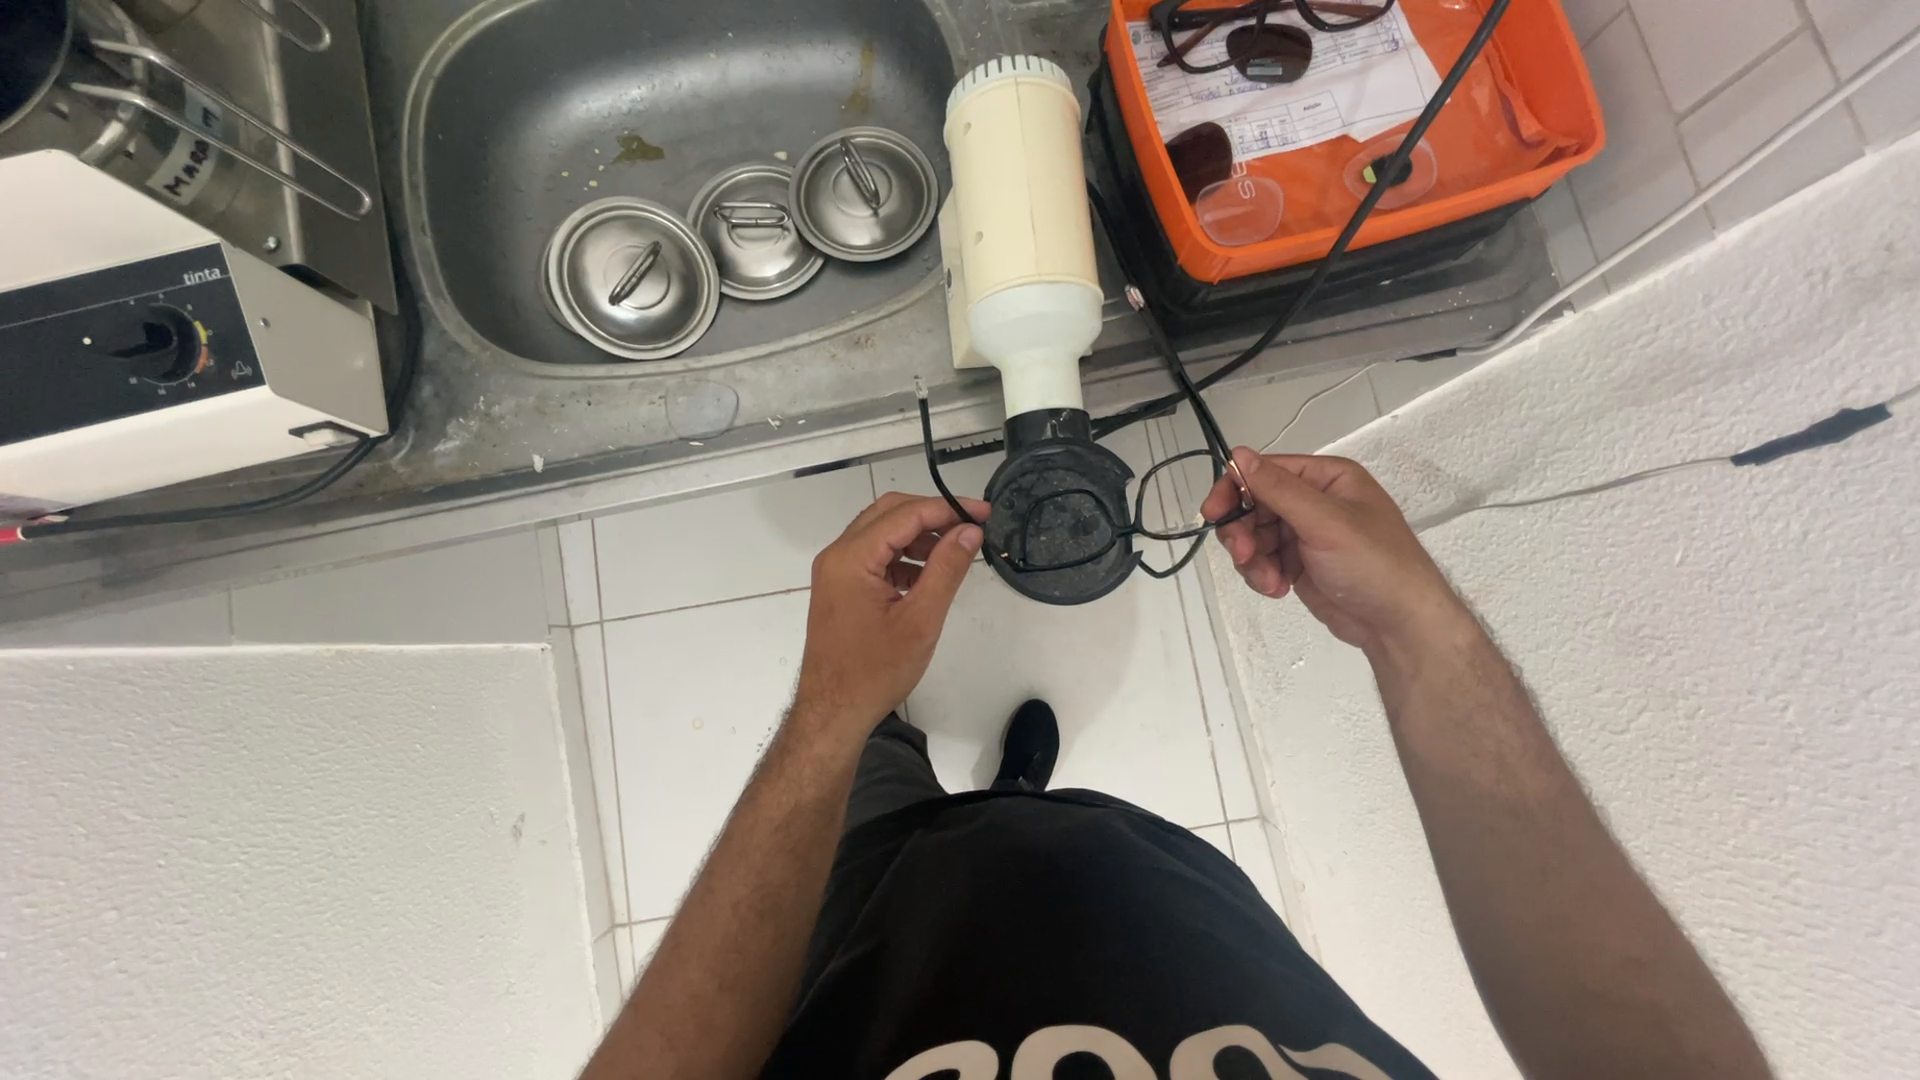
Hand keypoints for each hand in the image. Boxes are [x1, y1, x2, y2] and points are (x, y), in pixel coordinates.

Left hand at [792, 492, 987, 740]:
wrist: (833, 712)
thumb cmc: (876, 671)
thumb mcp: (920, 620)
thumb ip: (946, 569)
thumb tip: (970, 531)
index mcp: (851, 558)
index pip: (905, 514)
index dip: (948, 508)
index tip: (984, 513)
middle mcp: (838, 555)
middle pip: (889, 514)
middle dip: (933, 515)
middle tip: (972, 526)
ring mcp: (836, 571)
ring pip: (882, 533)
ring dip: (919, 536)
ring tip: (956, 552)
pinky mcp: (840, 587)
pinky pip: (875, 556)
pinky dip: (904, 557)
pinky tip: (929, 575)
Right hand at [1201, 447, 1467, 654]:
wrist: (1399, 625)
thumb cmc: (1373, 564)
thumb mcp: (1324, 521)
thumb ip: (1278, 489)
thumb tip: (1238, 453)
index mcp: (1325, 478)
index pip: (1263, 471)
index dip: (1233, 490)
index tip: (1213, 516)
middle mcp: (1312, 500)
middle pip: (1252, 505)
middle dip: (1243, 534)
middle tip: (1245, 557)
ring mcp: (1303, 533)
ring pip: (1252, 536)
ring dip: (1252, 560)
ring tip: (1269, 581)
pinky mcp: (1297, 563)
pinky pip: (1261, 560)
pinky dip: (1261, 575)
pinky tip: (1277, 589)